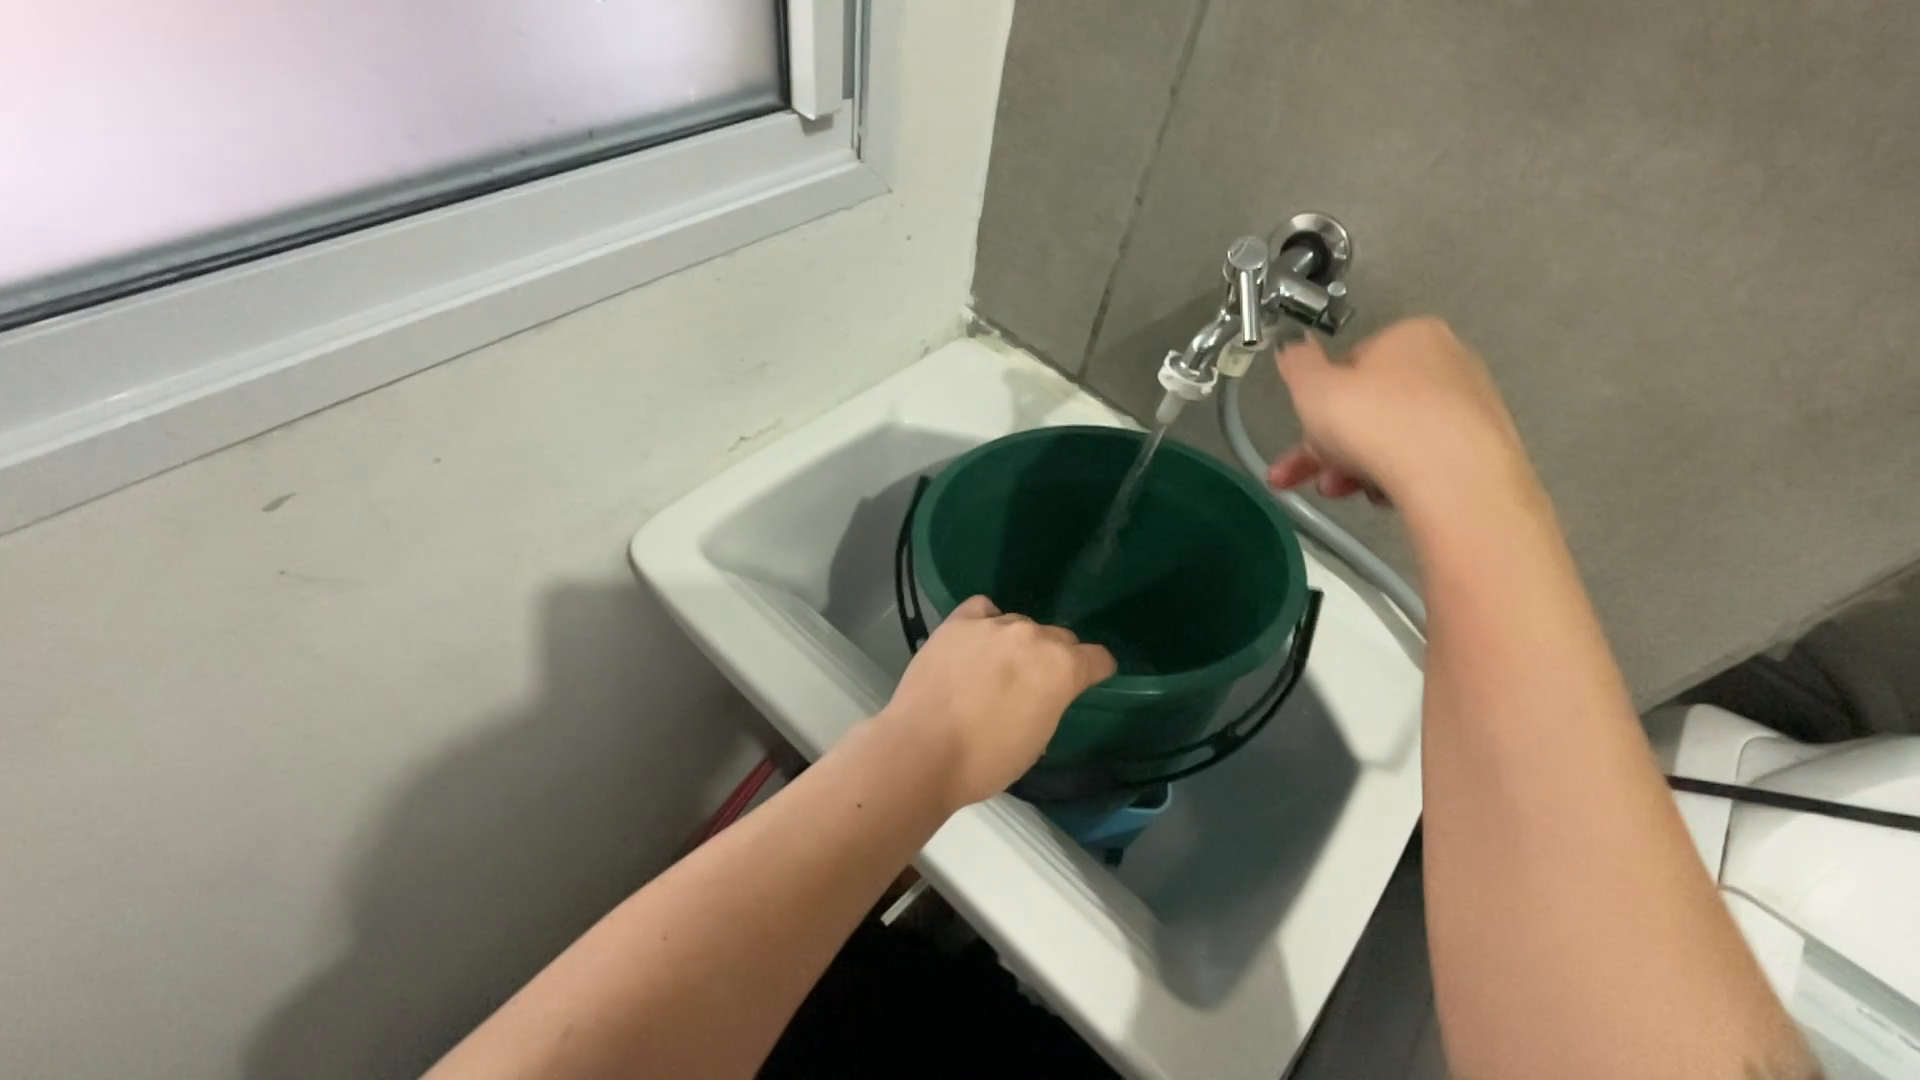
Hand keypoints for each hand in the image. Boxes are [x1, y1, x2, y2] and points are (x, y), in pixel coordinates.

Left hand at [877, 596, 1115, 809]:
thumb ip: (1050, 704)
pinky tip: (976, 641)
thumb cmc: (987, 760)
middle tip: (1034, 685)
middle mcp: (1033, 636)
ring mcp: (994, 625)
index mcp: (1063, 667)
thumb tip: (1041, 695)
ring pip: (1019, 625)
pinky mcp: (957, 623)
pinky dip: (985, 621)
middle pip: (1058, 637)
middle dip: (1053, 658)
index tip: (1088, 680)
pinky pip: (982, 610)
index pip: (1097, 658)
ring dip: (1017, 644)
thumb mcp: (1037, 740)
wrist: (923, 751)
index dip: (1095, 671)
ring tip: (996, 669)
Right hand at [1268, 317, 1532, 515]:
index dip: (1321, 400)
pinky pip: (1421, 460)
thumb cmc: (1375, 423)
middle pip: (1369, 406)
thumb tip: (1294, 346)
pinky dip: (1395, 477)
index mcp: (1409, 336)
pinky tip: (1381, 496)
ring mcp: (1469, 407)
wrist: (1452, 479)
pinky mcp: (1481, 449)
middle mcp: (1447, 362)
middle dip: (1330, 445)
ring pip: (1392, 437)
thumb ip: (1296, 363)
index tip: (1306, 429)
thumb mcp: (1311, 388)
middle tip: (1307, 472)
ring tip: (1338, 491)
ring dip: (1353, 466)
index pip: (1350, 364)